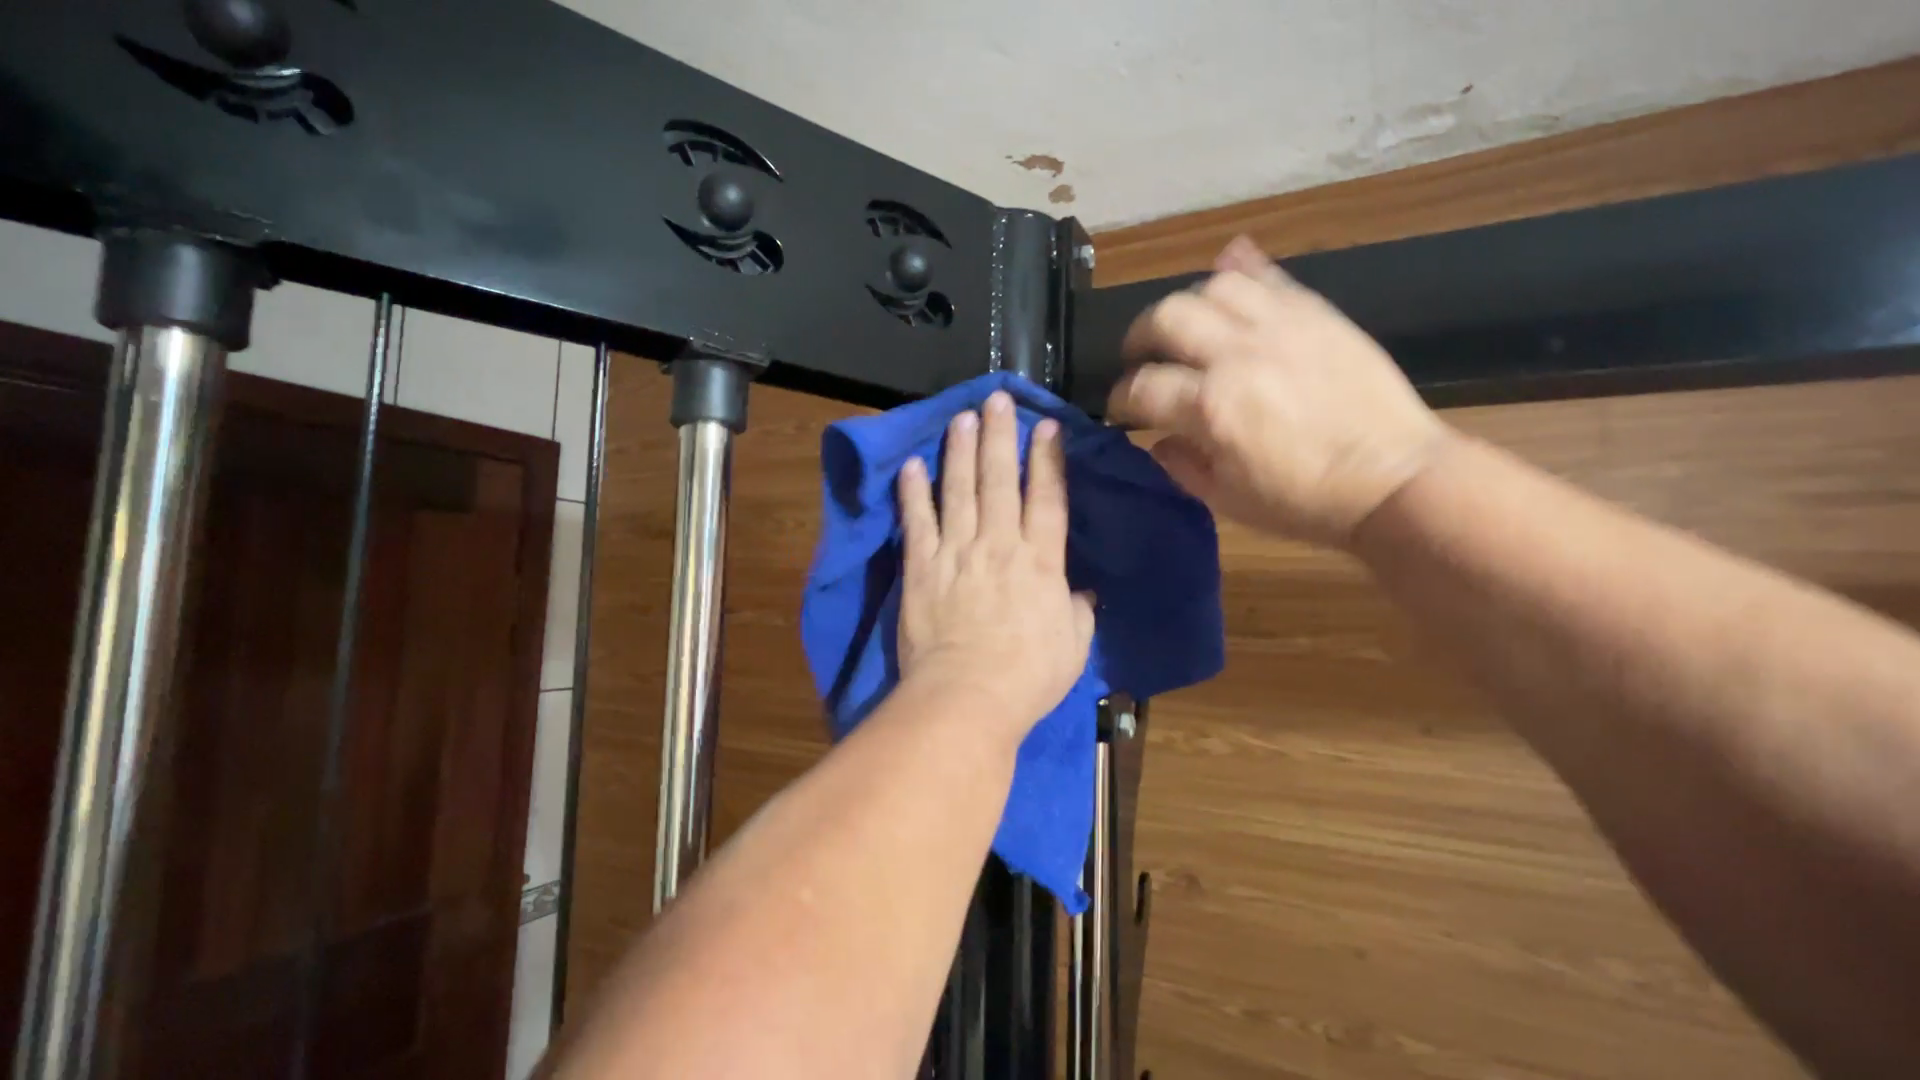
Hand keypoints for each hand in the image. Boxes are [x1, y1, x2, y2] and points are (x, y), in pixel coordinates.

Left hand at [896, 390, 1095, 742]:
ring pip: (958, 489)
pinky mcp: (921, 568)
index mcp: (1041, 561)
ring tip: (961, 417)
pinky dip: (914, 492)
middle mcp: (999, 544)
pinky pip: (918, 521)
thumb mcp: (1073, 646)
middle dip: (999, 436)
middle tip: (997, 400)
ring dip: (959, 450)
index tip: (1046, 428)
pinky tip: (912, 466)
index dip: (1047, 459)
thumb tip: (1081, 591)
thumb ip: (1078, 611)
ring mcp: (957, 552)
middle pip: (999, 479)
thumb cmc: (1028, 677)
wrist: (967, 696)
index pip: (1047, 498)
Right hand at [1107, 236, 1453, 546]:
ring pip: (1211, 287)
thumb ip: (1181, 465)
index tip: (1121, 409)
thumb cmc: (1306, 502)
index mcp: (1211, 409)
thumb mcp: (1229, 501)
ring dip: (1187, 306)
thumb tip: (1155, 438)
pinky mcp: (1316, 313)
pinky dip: (1240, 273)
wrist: (1394, 479)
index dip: (1120, 398)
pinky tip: (1227, 279)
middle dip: (1139, 339)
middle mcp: (1237, 355)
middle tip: (1142, 358)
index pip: (1141, 387)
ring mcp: (1279, 326)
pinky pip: (1267, 276)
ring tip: (1189, 328)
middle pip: (1164, 318)